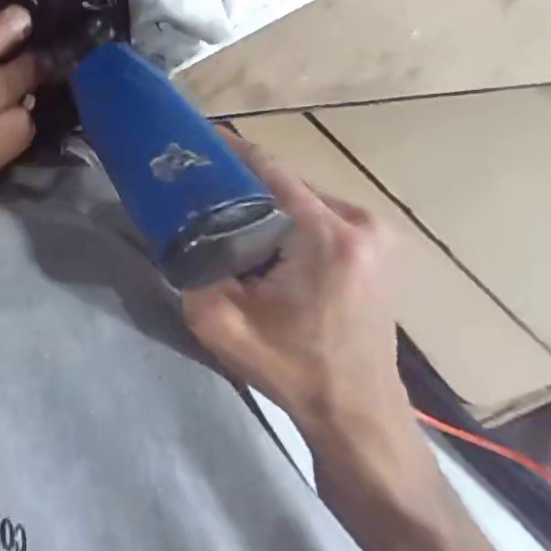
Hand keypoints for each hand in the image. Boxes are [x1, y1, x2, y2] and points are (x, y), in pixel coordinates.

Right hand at [181, 135, 410, 440]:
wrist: (358, 414)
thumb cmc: (293, 369)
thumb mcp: (220, 324)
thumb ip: (190, 272)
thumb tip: (174, 233)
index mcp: (327, 236)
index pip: (269, 169)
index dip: (228, 149)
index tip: (194, 137)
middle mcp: (359, 224)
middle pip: (285, 182)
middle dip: (240, 183)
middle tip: (199, 189)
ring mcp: (376, 235)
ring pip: (301, 197)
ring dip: (263, 202)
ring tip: (222, 213)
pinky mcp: (377, 249)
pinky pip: (319, 214)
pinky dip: (285, 218)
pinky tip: (259, 237)